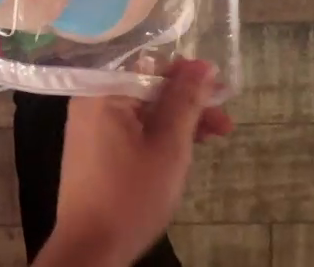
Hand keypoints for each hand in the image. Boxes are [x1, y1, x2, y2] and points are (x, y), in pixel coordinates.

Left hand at [36, 59, 233, 266]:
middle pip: (146, 87)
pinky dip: (156, 133)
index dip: (188, 75)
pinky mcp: (93, 146)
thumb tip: (203, 65)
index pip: (151, 65)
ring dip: (176, 119)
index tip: (221, 90)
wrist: (90, 249)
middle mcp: (91, 98)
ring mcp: (89, 123)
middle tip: (225, 122)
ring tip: (214, 136)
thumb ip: (185, 101)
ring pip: (141, 109)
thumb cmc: (131, 195)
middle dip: (187, 101)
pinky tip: (182, 147)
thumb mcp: (168, 147)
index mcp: (104, 90)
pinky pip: (129, 126)